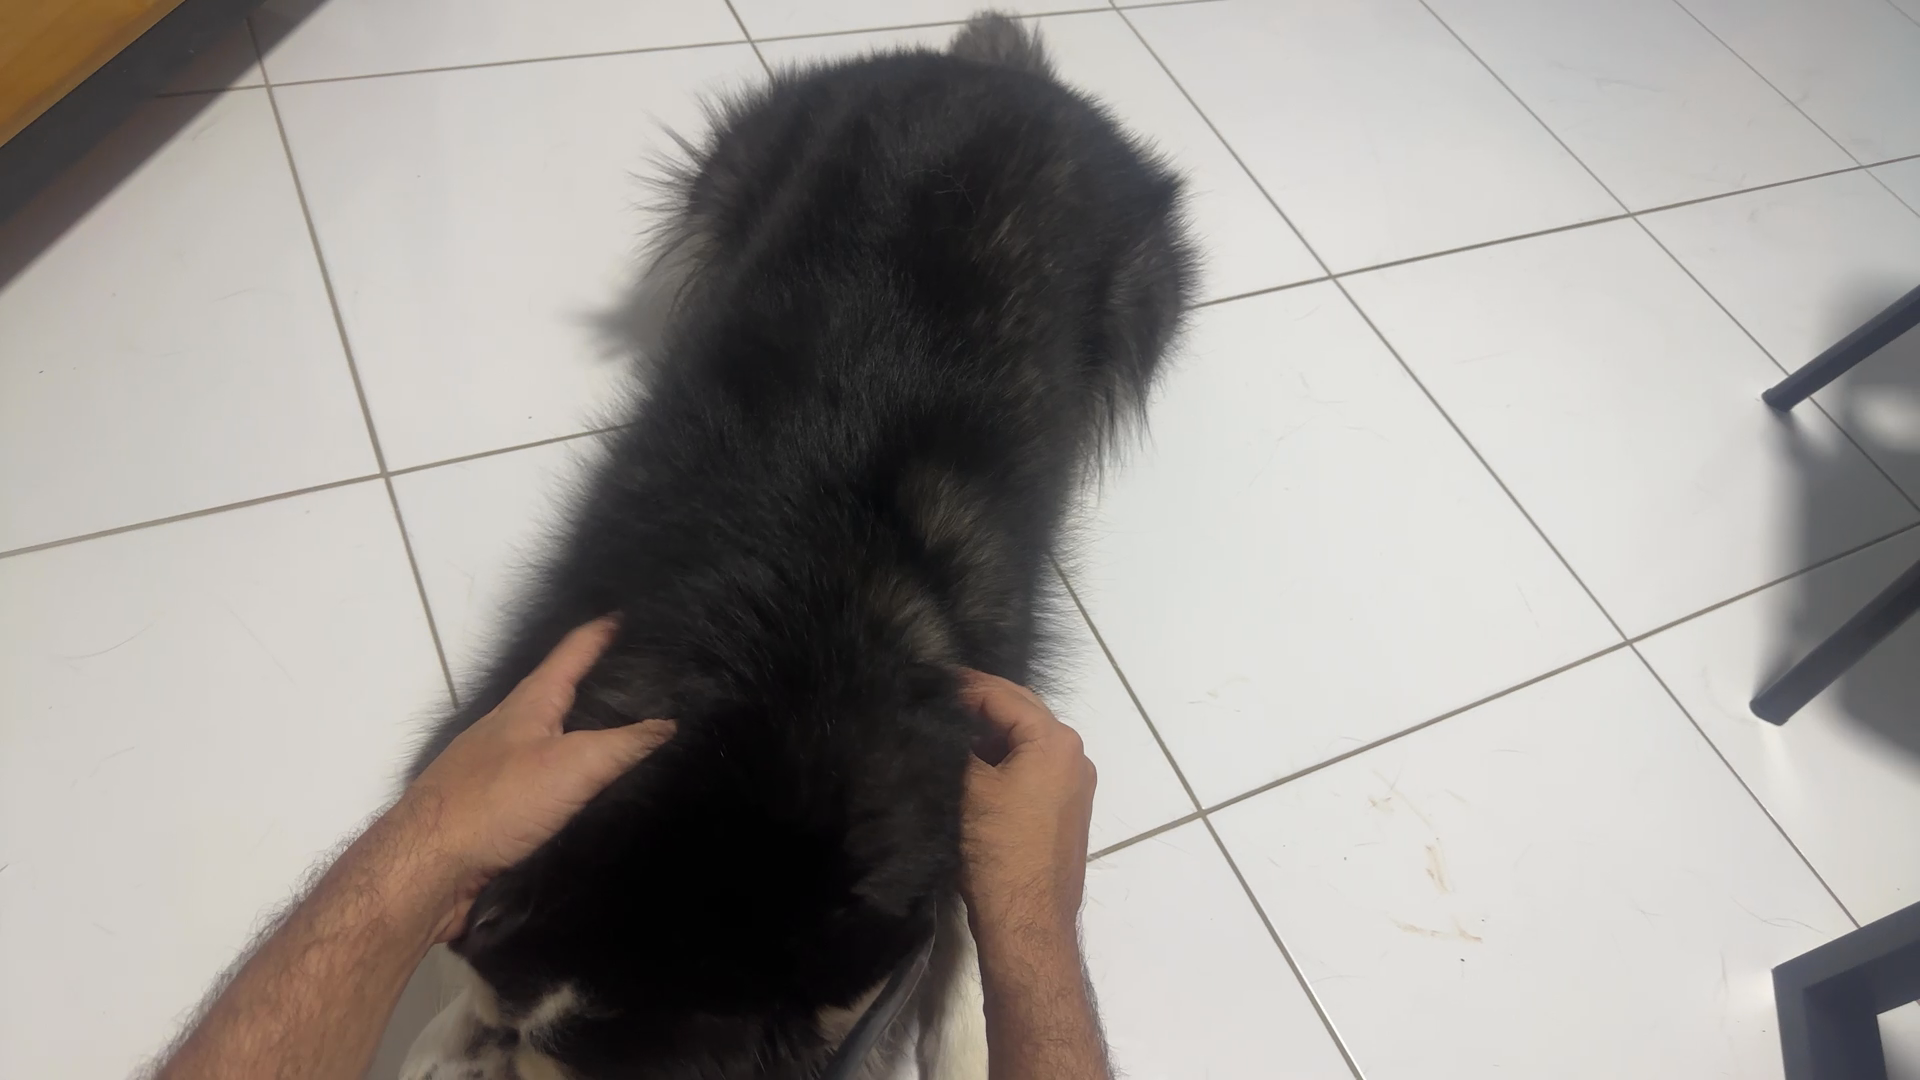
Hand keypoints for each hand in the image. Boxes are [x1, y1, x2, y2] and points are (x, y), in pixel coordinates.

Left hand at [393, 617, 674, 939]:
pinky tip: (589, 780)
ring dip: (586, 720)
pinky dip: (573, 760)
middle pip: (562, 688)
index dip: (604, 630)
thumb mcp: (576, 766)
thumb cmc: (497, 802)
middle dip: (599, 675)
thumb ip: (627, 743)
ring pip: (552, 729)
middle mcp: (512, 724)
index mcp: (531, 702)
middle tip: (643, 671)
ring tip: (626, 722)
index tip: (631, 613)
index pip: (574, 650)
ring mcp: (497, 762)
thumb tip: (670, 723)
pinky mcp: (492, 800)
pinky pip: (544, 766)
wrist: (422, 872)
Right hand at [957, 670, 1096, 943]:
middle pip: (1020, 710)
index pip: (1002, 694)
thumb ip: (952, 743)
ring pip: (1025, 739)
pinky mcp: (1065, 808)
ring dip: (989, 730)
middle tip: (937, 696)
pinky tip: (971, 761)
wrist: (1027, 925)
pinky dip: (1003, 757)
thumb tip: (931, 718)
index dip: (962, 684)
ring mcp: (1073, 783)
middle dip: (979, 702)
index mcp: (1054, 740)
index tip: (927, 678)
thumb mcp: (967, 788)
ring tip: (947, 726)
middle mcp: (1073, 754)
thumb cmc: (997, 850)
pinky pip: (1031, 765)